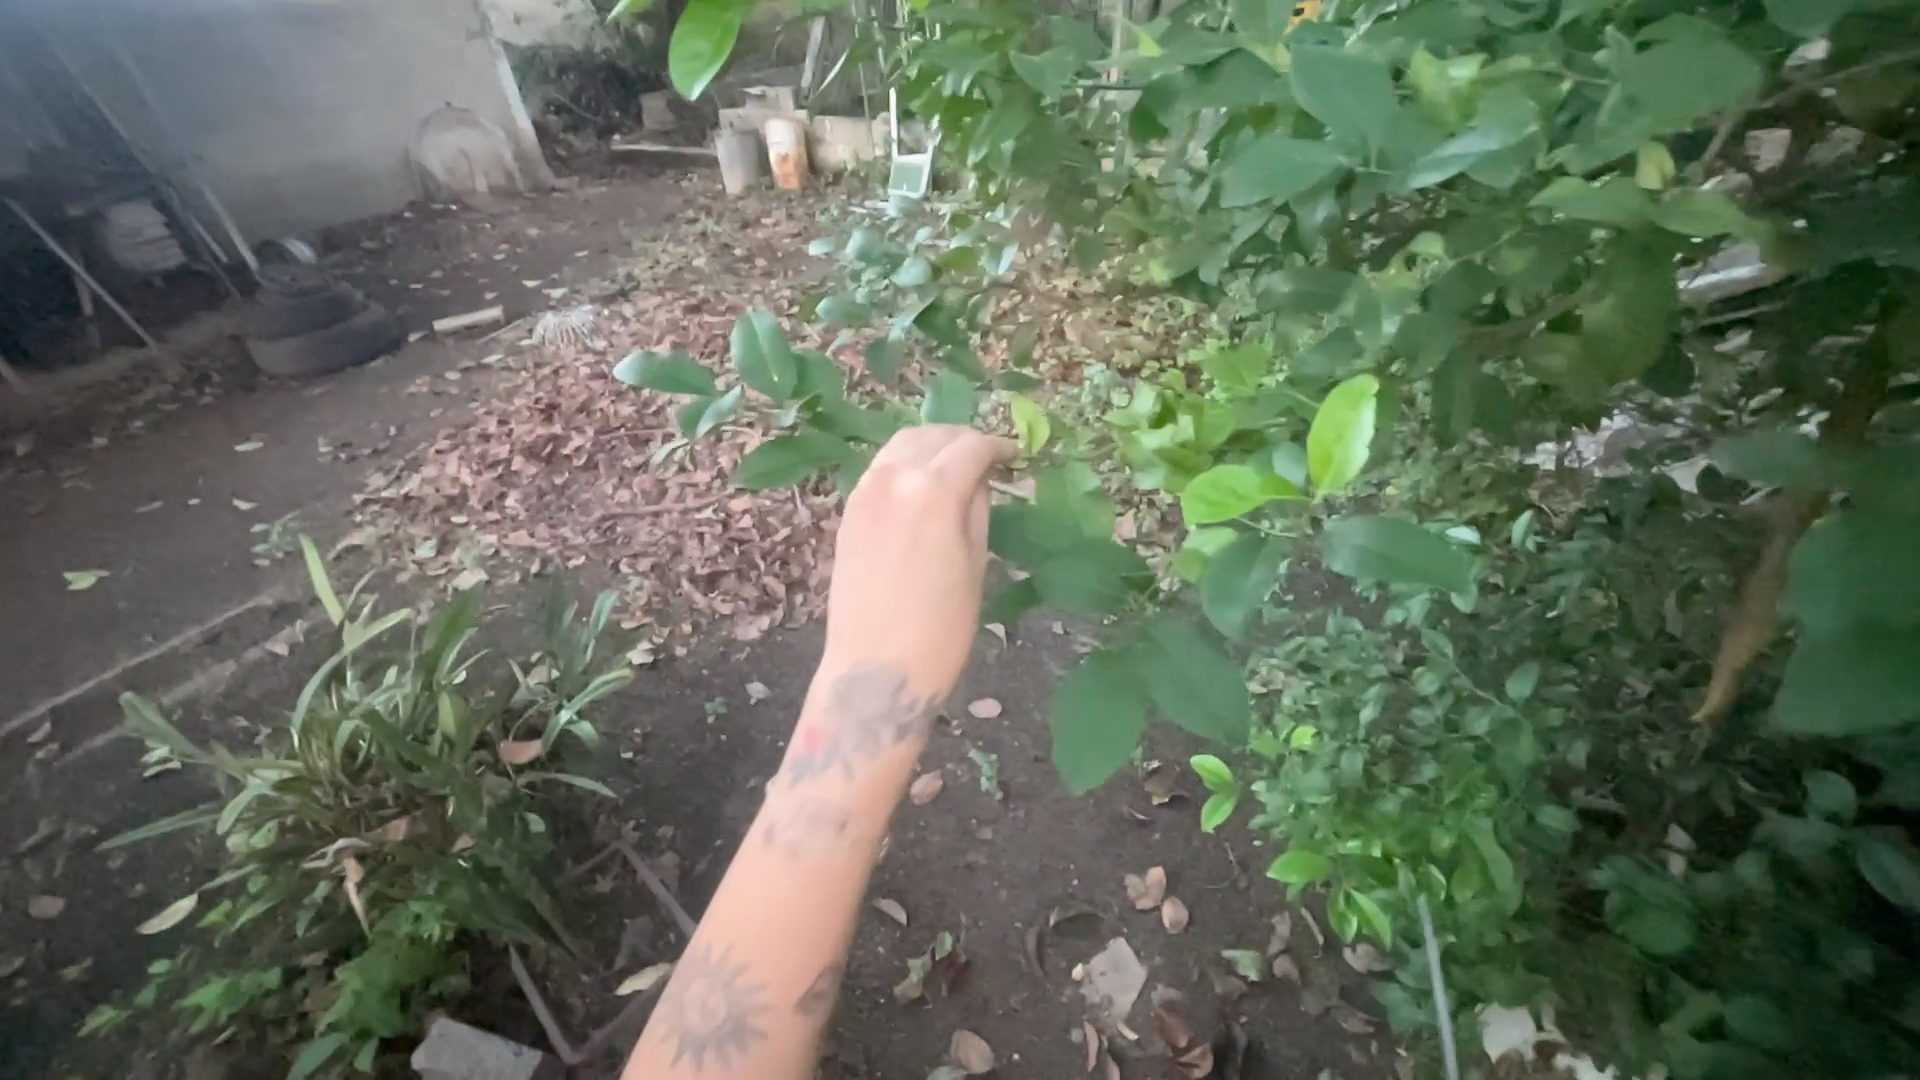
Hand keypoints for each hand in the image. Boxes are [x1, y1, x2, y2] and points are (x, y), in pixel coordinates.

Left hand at [818, 425, 1013, 697]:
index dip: (998, 446)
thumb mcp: (976, 563)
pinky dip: (905, 464)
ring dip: (932, 446)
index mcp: (933, 491)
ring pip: (901, 445)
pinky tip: (921, 485)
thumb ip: (978, 508)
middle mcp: (893, 478)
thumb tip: (979, 478)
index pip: (971, 447)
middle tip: (986, 458)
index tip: (1014, 454)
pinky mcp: (848, 512)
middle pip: (933, 436)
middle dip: (964, 441)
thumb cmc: (941, 627)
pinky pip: (881, 469)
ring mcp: (864, 492)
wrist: (876, 669)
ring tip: (954, 466)